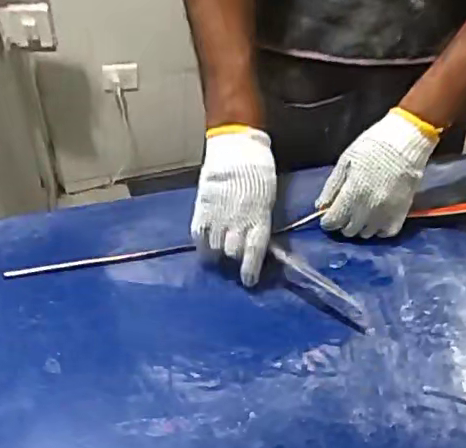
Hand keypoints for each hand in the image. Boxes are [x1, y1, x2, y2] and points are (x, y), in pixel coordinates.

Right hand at [190, 127, 277, 286]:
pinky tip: (206, 245)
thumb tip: (255, 246)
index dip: (250, 270)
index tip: (249, 282)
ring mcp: (217, 219)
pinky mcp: (201, 214)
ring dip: (218, 252)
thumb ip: (259, 223)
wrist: (235, 147)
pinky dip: (203, 246)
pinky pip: (199, 239)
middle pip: (232, 253)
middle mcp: (236, 223)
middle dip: (235, 258)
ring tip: (220, 247)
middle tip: (235, 256)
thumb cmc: (257, 170)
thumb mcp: (266, 199)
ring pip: (215, 250)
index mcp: (257, 218)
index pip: (253, 252)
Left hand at [315, 109, 436, 238]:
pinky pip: (386, 233)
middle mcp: (367, 209)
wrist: (409, 136)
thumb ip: (331, 187)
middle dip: (344, 222)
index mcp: (351, 196)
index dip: (328, 219)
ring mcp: (385, 213)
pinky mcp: (401, 212)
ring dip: (362, 226)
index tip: (331, 212)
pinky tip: (378, 218)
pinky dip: (380, 229)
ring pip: (365, 234)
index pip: (331, 223)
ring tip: (364, 212)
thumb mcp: (346, 161)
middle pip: (348, 231)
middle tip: (348, 210)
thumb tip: (320, 207)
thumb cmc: (374, 146)